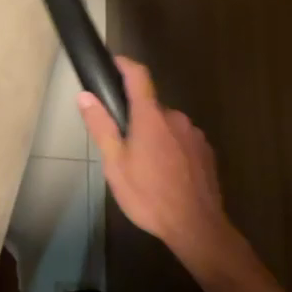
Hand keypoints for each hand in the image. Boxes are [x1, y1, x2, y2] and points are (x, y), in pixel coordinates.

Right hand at [78, 57, 234, 260]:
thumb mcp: (115, 164)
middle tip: (122, 144)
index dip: (124, 64)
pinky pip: (182, 140)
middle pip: (150, 106)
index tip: (112, 63)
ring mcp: (194, 134)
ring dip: (154, 135)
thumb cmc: (149, 196)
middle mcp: (175, 118)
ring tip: (145, 166)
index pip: (138, 75)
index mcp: (150, 117)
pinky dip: (171, 149)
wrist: (197, 228)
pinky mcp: (206, 152)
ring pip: (167, 125)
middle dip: (136, 118)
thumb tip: (85, 96)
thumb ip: (101, 127)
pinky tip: (166, 174)